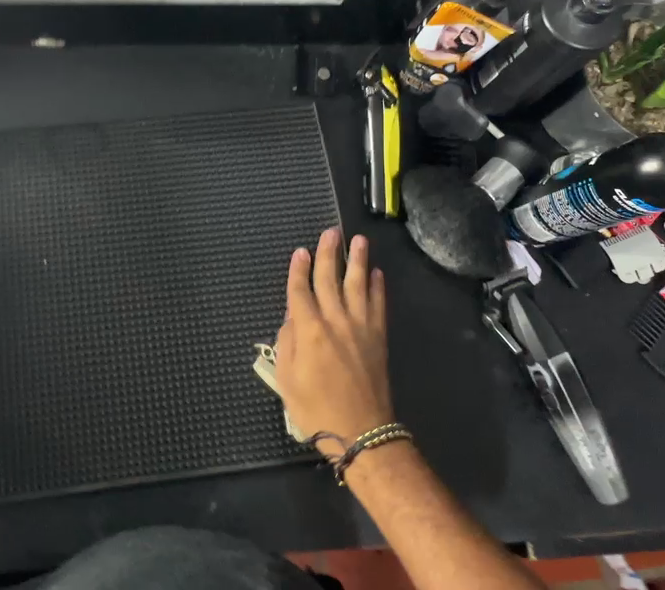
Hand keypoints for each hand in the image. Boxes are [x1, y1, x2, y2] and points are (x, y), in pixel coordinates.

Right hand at [276, 226, 392, 455]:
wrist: (361, 433)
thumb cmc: (315, 409)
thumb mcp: (286, 379)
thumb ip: (286, 343)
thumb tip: (292, 319)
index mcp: (308, 330)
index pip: (299, 291)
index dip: (298, 270)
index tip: (300, 252)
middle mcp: (335, 320)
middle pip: (330, 279)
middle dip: (328, 254)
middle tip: (330, 232)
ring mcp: (360, 327)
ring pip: (358, 284)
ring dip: (357, 260)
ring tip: (358, 240)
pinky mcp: (378, 338)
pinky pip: (378, 305)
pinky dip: (377, 287)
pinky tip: (376, 273)